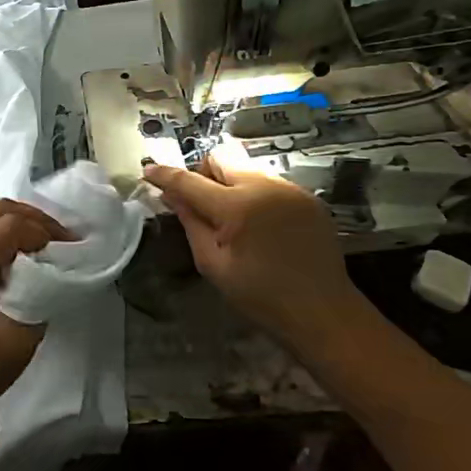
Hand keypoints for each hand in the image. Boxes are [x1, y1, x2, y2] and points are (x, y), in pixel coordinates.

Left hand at [0, 200, 72, 431]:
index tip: (69, 253)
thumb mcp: (21, 333)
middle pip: (2, 210)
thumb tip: (56, 260)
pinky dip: (16, 230)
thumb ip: (40, 290)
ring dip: (28, 223)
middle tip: (65, 244)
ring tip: (52, 246)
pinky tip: (32, 250)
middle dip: (39, 222)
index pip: (10, 226)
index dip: (45, 234)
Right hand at [142, 157, 363, 348]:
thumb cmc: (262, 296)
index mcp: (237, 206)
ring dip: (230, 182)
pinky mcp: (307, 197)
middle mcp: (264, 186)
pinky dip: (255, 193)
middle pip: (221, 159)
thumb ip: (191, 224)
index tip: (148, 170)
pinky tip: (260, 223)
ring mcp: (289, 188)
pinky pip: (271, 182)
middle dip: (203, 174)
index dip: (166, 175)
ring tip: (231, 216)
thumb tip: (172, 196)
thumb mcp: (215, 265)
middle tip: (198, 202)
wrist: (322, 311)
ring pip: (247, 168)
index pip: (190, 181)